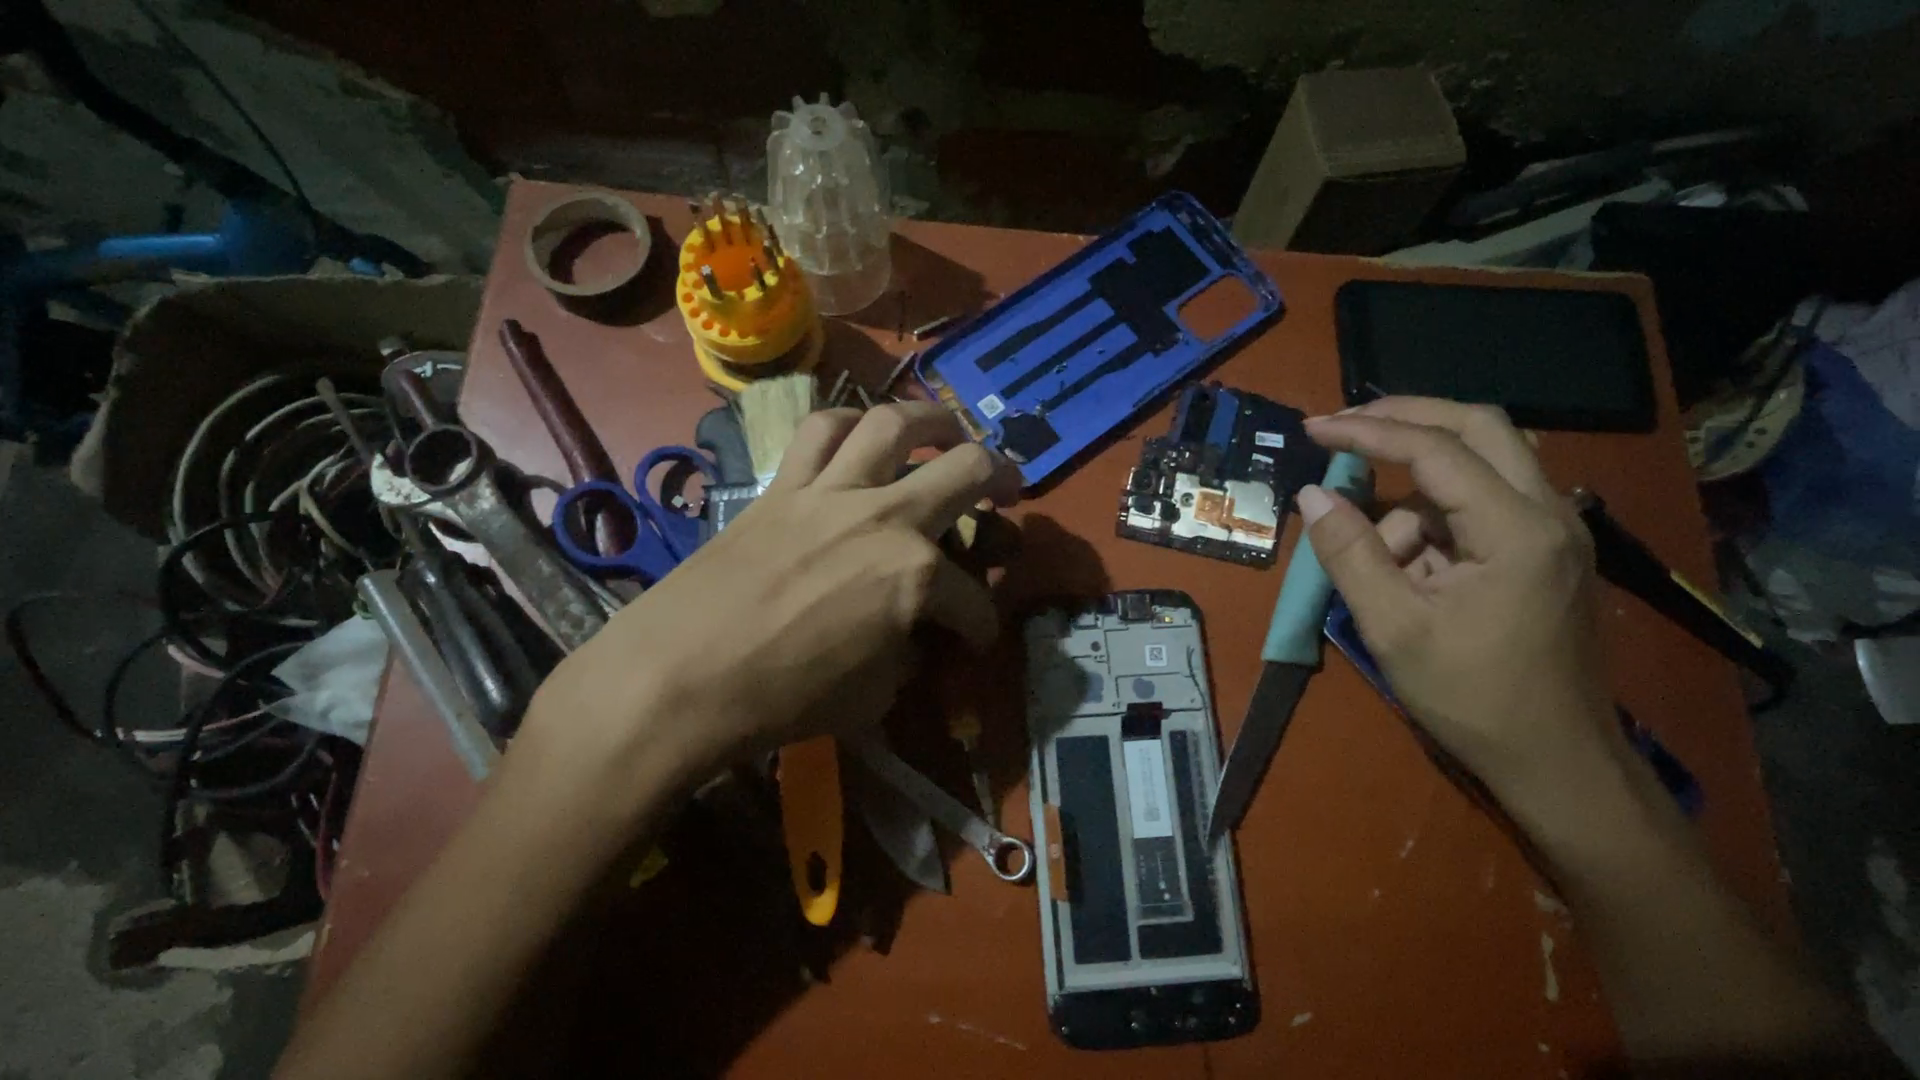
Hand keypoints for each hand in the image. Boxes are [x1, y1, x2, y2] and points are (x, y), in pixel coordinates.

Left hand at [520, 401, 1021, 788]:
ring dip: (933, 418)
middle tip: (1009, 485)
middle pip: (966, 470)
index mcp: (916, 579)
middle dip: (1003, 476)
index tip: (976, 639)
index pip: (973, 601)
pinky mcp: (781, 486)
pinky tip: (859, 431)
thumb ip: (905, 653)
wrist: (679, 678)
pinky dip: (848, 422)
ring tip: (947, 427)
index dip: (983, 624)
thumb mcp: (872, 696)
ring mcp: (830, 492)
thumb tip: (910, 634)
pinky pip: (819, 431)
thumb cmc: (782, 701)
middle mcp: (884, 517)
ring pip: (893, 423)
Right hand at [1300, 398, 1620, 810]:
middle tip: (1345, 427)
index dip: (1368, 431)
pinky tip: (1411, 566)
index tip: (1314, 429)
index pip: (1435, 450)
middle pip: (1479, 427)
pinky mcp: (1547, 551)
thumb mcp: (1394, 628)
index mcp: (1516, 529)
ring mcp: (1556, 530)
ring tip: (1378, 547)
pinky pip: (1486, 503)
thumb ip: (1350, 553)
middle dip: (1406, 419)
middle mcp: (1549, 512)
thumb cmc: (1472, 698)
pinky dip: (1438, 515)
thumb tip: (1313, 494)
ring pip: (1484, 462)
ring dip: (1420, 480)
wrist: (1557, 760)